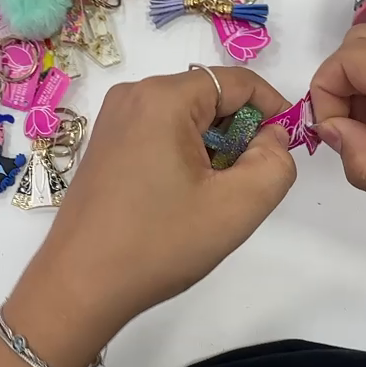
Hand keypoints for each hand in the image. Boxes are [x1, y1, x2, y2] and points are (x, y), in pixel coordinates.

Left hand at [6, 67, 296, 366]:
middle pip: (209, 97)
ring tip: (211, 197)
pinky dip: (184, 154)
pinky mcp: (104, 143)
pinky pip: (159, 131)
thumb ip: (275, 163)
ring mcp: (113, 119)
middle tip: (244, 185)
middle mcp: (133, 95)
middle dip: (239, 133)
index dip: (273, 110)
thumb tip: (273, 136)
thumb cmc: (159, 243)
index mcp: (162, 97)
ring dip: (212, 148)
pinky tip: (182, 197)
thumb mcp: (236, 206)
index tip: (285, 151)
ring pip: (185, 117)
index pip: (237, 82)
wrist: (80, 284)